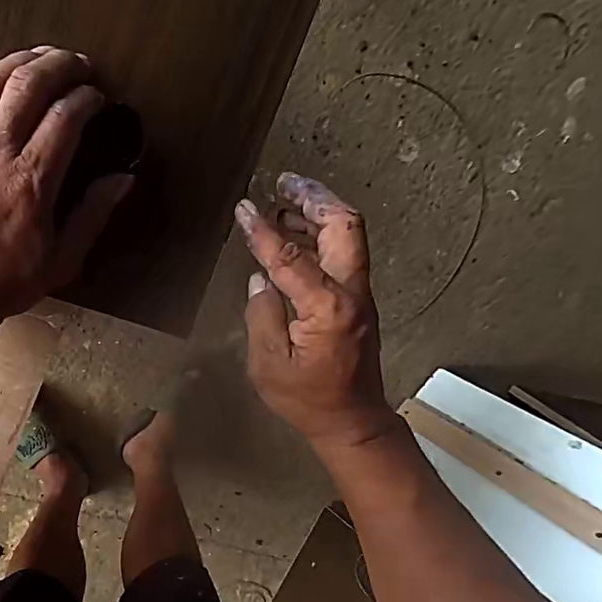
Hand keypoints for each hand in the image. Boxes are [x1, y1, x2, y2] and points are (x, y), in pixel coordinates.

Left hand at [0, 47, 135, 317]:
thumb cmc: (3, 283)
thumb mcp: (62, 259)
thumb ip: (93, 213)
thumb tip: (122, 178)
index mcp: (31, 179)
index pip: (66, 114)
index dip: (88, 96)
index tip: (97, 98)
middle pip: (27, 84)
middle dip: (58, 64)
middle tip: (75, 64)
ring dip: (13, 63)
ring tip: (33, 59)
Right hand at [239, 172, 401, 449]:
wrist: (352, 420)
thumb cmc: (305, 397)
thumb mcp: (268, 363)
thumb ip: (262, 315)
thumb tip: (260, 279)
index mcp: (327, 308)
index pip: (289, 256)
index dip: (262, 230)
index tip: (243, 207)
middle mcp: (351, 293)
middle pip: (344, 227)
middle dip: (314, 198)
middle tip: (283, 180)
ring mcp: (359, 294)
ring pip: (349, 235)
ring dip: (319, 210)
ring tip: (284, 197)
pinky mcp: (355, 300)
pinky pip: (342, 252)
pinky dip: (320, 232)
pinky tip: (294, 231)